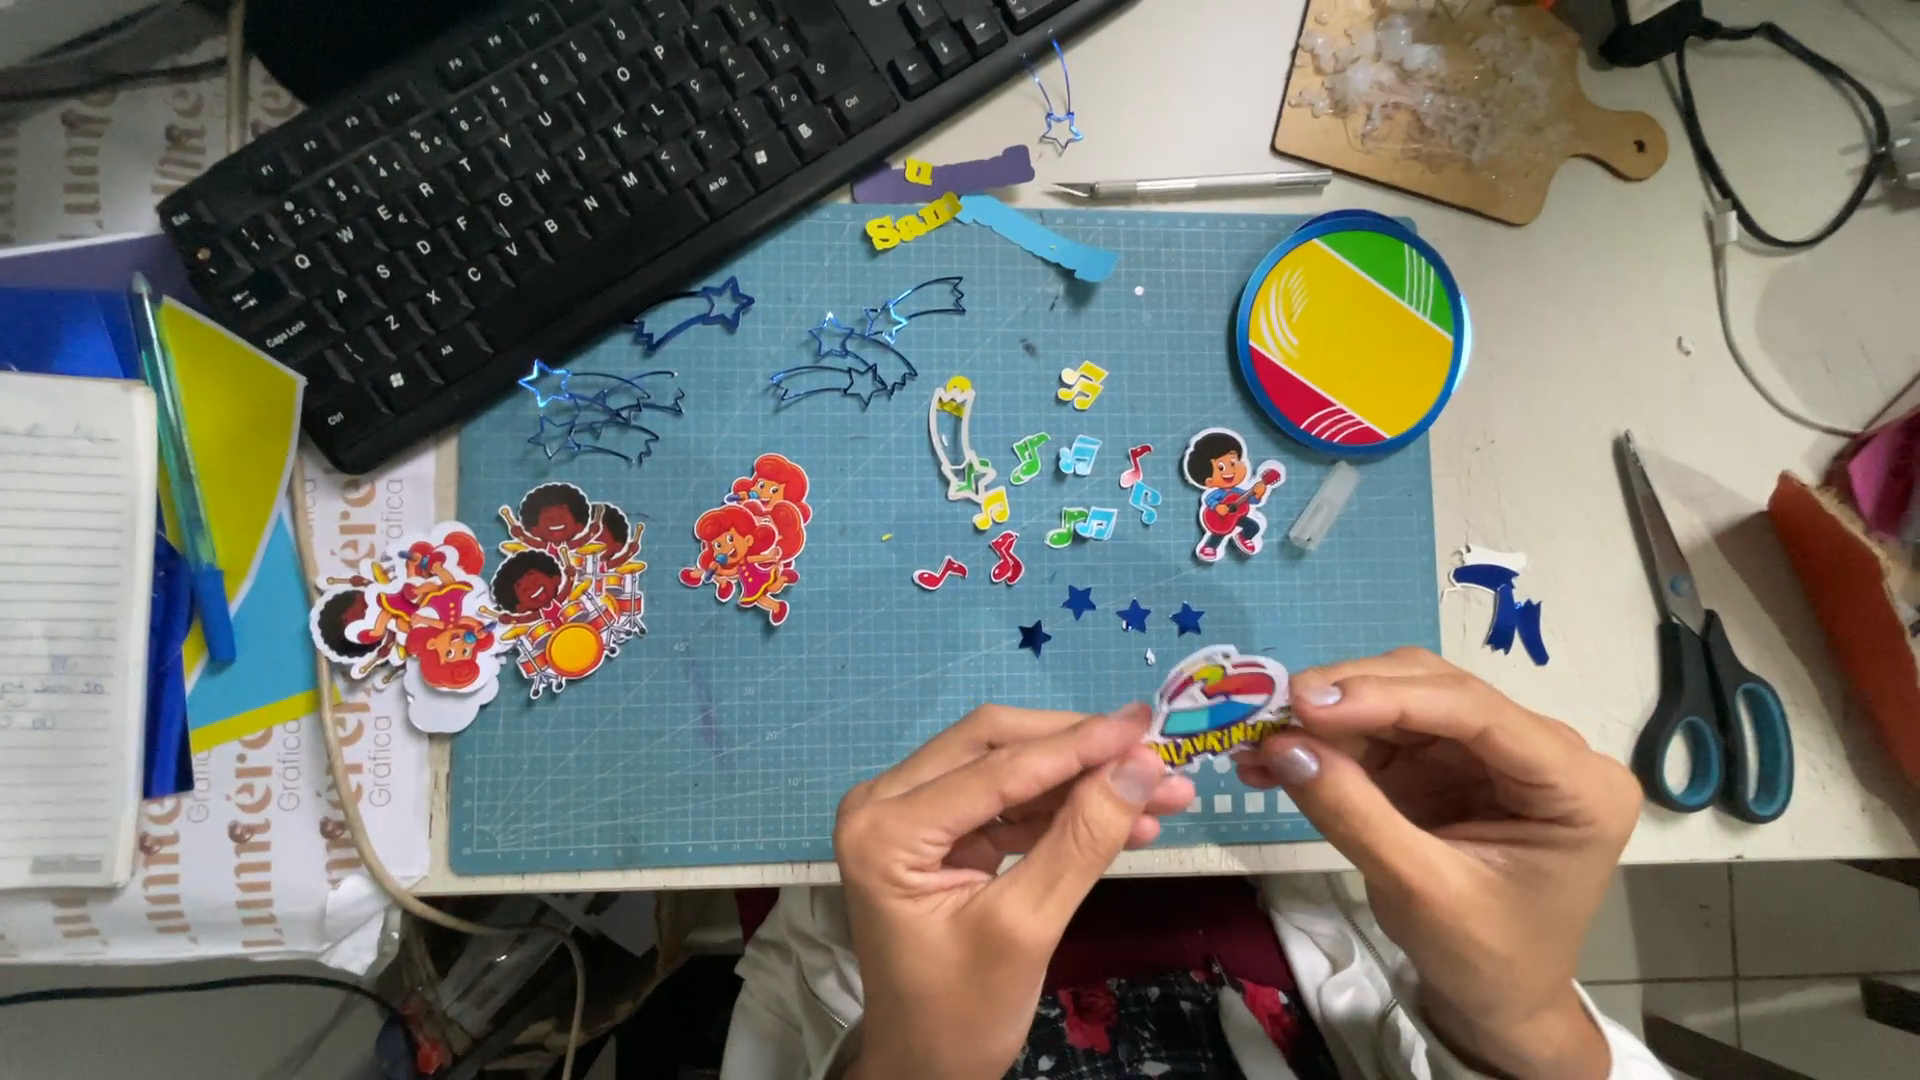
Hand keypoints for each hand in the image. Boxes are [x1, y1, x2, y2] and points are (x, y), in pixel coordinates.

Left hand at [835, 704, 1194, 1079]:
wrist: (922, 1069)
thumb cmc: (959, 1016)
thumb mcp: (1025, 931)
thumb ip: (1081, 841)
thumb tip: (1140, 766)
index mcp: (886, 827)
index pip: (996, 768)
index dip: (1076, 744)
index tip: (1142, 724)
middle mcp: (886, 799)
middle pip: (995, 745)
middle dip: (1079, 750)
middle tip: (1152, 752)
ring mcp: (908, 809)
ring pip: (1007, 765)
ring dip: (1080, 777)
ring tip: (1158, 789)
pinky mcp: (936, 825)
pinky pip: (1006, 798)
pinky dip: (1062, 805)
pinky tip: (1122, 815)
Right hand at [1238, 649, 1641, 1079]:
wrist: (1493, 998)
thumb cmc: (1483, 956)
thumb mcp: (1420, 891)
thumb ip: (1353, 813)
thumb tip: (1279, 746)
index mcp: (1573, 784)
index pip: (1474, 710)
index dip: (1384, 697)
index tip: (1305, 705)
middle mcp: (1534, 747)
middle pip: (1430, 686)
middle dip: (1347, 696)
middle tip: (1274, 713)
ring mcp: (1481, 748)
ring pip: (1393, 695)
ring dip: (1324, 714)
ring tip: (1261, 738)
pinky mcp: (1437, 756)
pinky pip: (1371, 727)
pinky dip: (1320, 737)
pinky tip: (1273, 756)